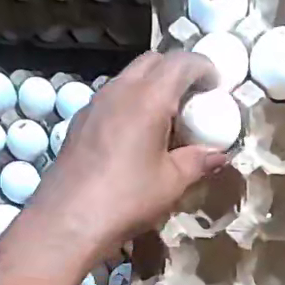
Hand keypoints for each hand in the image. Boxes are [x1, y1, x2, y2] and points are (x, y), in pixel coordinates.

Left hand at [26, 51, 228, 258]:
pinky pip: (109, 100)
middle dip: (176, 71)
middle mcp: (118, 91)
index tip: (215, 85)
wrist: (66, 222)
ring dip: (149, 87)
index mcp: (148, 98)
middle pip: (151, 62)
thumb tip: (218, 154)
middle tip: (191, 99)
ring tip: (164, 119)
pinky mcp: (77, 124)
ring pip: (127, 79)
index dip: (203, 67)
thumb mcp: (171, 183)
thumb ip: (197, 162)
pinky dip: (128, 104)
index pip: (180, 62)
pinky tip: (133, 136)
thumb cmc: (126, 199)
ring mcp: (93, 105)